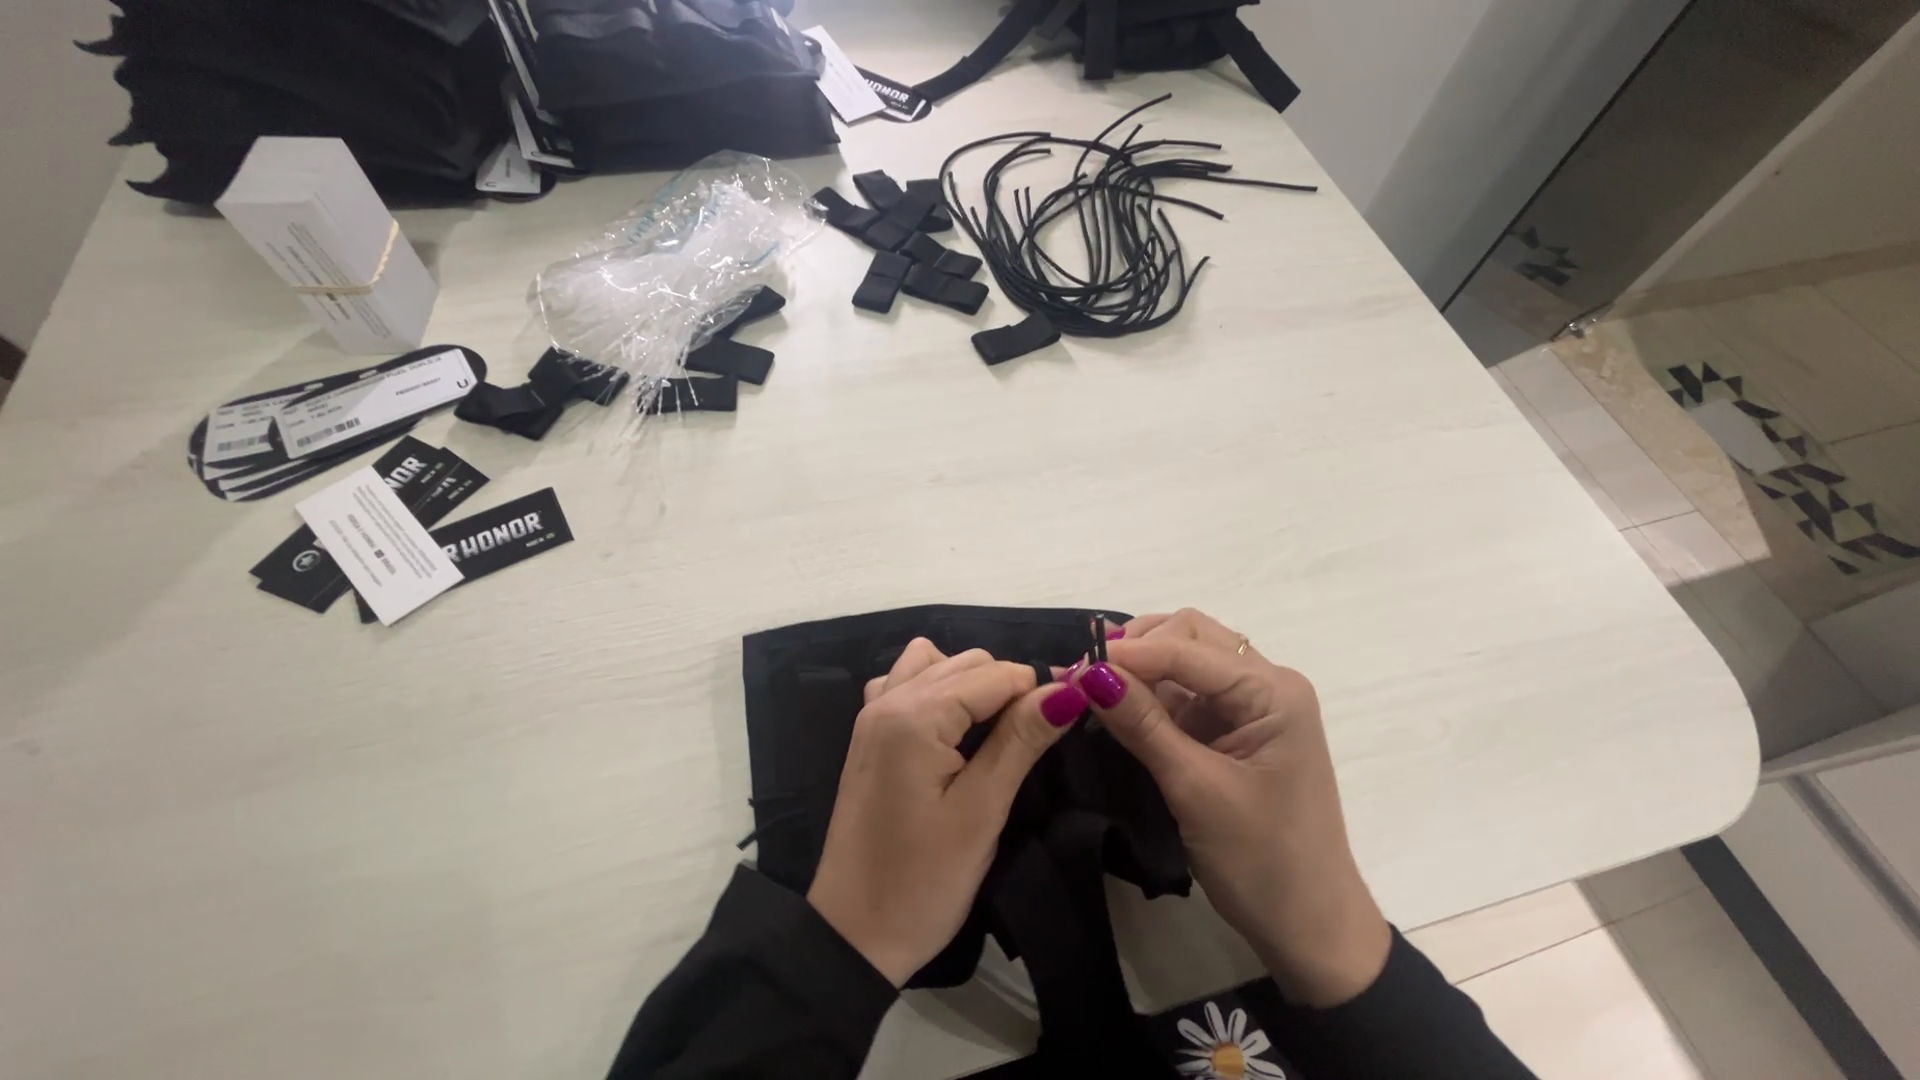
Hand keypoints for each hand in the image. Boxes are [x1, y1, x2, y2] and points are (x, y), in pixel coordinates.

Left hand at [806, 638, 1090, 985]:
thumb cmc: (922, 880)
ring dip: (972, 685)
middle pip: (966, 662)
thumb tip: (1068, 690)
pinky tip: (952, 731)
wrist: (852, 933)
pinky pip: (906, 684)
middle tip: (1037, 738)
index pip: (995, 674)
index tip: (1071, 718)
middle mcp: (888, 699)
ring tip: (995, 734)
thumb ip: (1021, 741)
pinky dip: (937, 691)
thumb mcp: (981, 811)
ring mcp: (872, 715)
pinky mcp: (868, 736)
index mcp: (915, 714)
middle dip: (1009, 688)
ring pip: (935, 665)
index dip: (1040, 690)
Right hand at [1064, 610, 1391, 1006]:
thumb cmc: (1262, 860)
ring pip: (1186, 659)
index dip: (1131, 652)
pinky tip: (1118, 705)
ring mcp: (1249, 708)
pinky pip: (1185, 693)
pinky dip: (1150, 693)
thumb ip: (1143, 725)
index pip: (1190, 647)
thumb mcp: (1195, 789)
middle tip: (1085, 676)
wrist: (1309, 927)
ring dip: (1142, 667)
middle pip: (1192, 636)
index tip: (1074, 666)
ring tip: (1094, 687)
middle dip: (1139, 647)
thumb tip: (1088, 674)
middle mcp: (1266, 685)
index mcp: (1274, 692)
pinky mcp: (1231, 732)